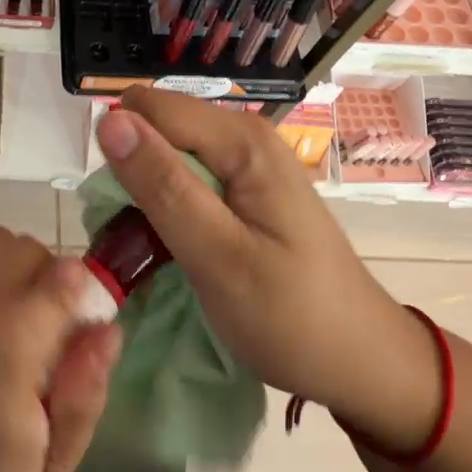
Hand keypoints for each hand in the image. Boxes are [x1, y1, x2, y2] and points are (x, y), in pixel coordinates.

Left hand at [0, 227, 123, 471]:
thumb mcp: (52, 463)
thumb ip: (84, 391)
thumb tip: (107, 326)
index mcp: (6, 351)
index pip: (59, 278)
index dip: (82, 290)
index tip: (87, 315)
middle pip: (19, 249)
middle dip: (44, 275)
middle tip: (48, 324)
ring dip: (5, 272)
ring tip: (9, 326)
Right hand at [95, 87, 443, 453]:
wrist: (362, 363)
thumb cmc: (292, 317)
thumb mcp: (218, 257)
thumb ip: (163, 186)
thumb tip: (108, 121)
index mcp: (240, 141)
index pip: (147, 108)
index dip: (122, 152)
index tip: (119, 211)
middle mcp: (243, 136)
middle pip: (156, 127)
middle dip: (130, 173)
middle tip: (135, 239)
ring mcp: (246, 161)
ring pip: (167, 153)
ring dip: (146, 194)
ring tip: (149, 249)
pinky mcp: (246, 187)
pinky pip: (187, 177)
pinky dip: (168, 207)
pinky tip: (173, 247)